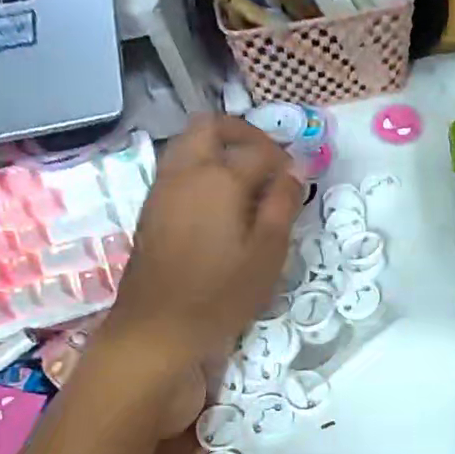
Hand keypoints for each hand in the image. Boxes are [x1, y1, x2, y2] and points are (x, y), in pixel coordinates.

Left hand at [104, 117, 301, 368]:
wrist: (160, 327)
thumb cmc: (223, 293)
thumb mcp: (268, 253)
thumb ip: (283, 205)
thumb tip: (295, 171)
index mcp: (220, 178)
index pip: (259, 150)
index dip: (285, 159)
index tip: (301, 179)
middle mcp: (186, 171)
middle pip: (211, 126)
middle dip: (244, 134)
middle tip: (270, 161)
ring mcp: (163, 188)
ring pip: (189, 144)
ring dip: (221, 150)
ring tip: (249, 184)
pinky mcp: (152, 208)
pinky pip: (179, 170)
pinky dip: (204, 171)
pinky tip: (223, 206)